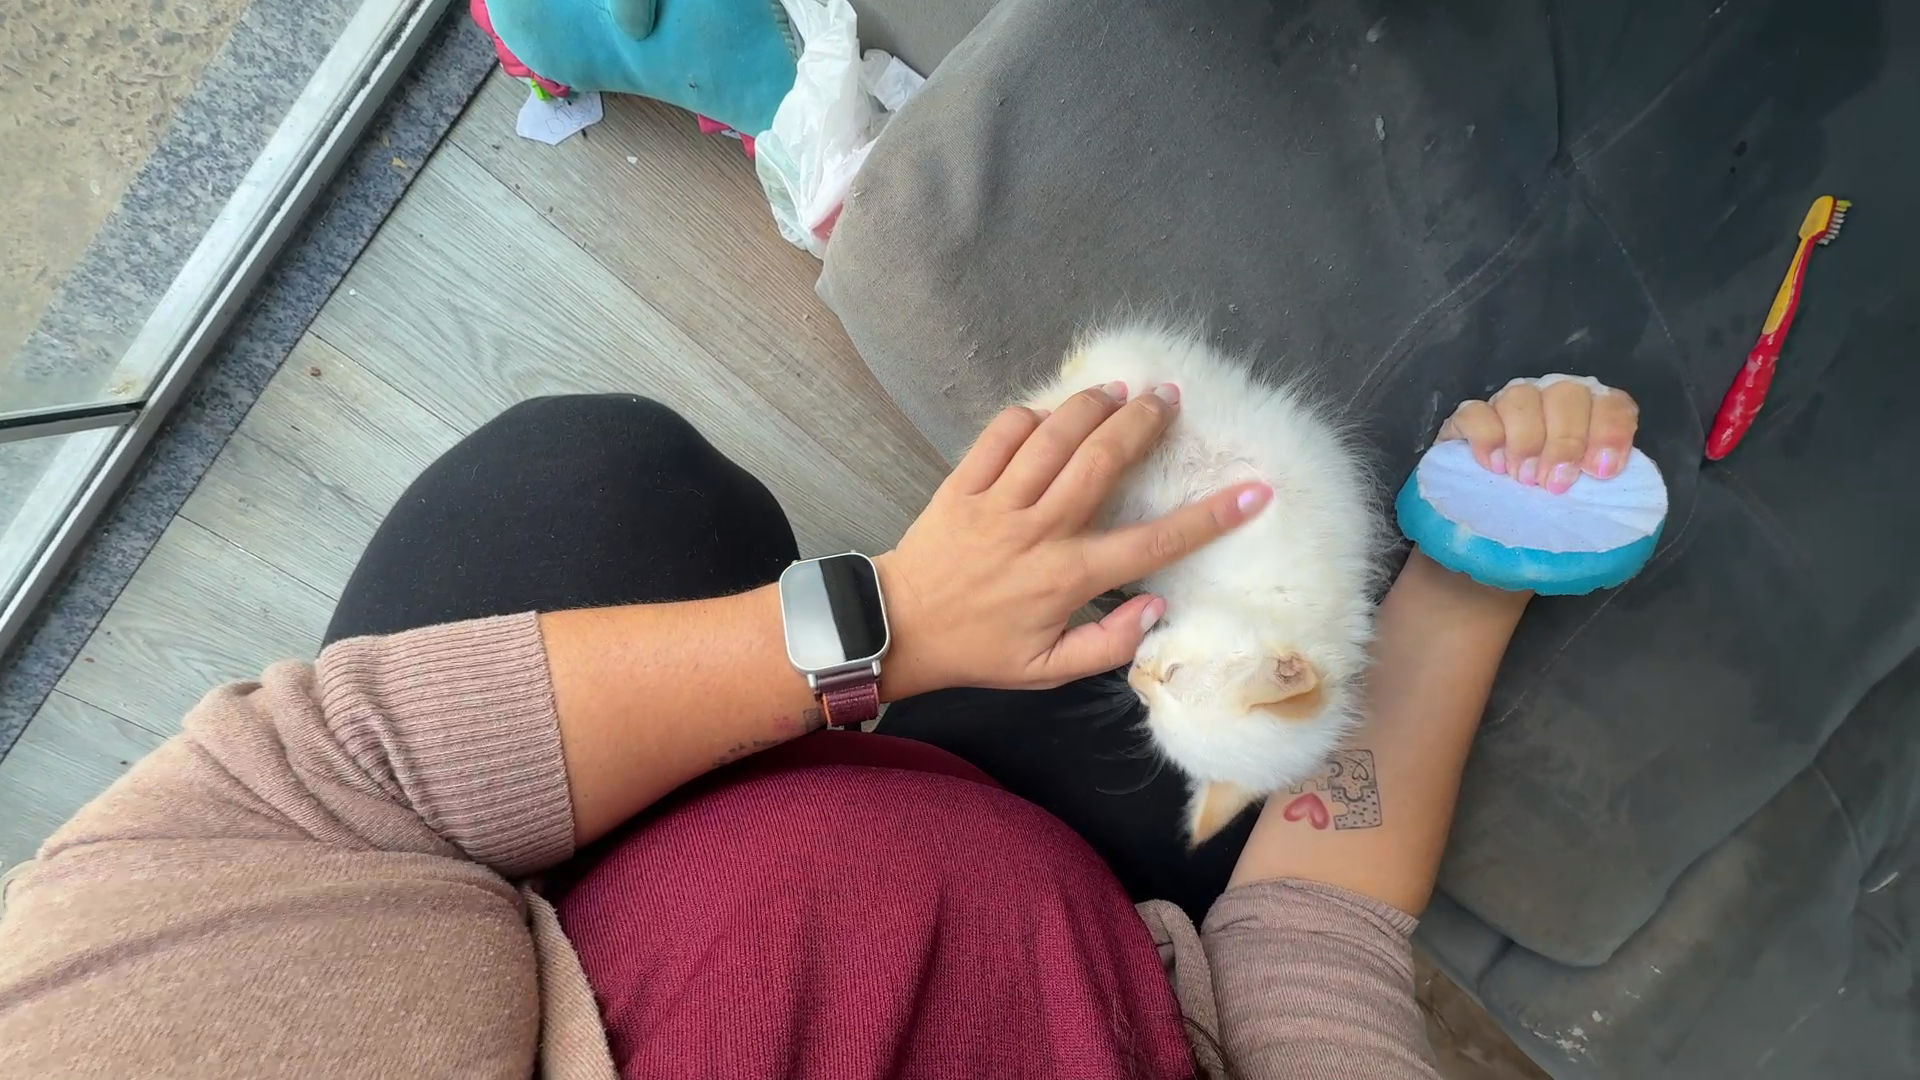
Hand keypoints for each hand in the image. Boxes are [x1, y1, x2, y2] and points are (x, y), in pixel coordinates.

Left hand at [876, 382, 1270, 698]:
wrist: (899, 628)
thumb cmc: (979, 651)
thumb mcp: (1047, 670)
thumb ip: (1108, 646)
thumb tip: (1157, 606)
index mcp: (1065, 579)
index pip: (1151, 544)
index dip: (1210, 518)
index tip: (1254, 491)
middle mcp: (1036, 531)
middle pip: (1101, 463)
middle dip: (1142, 424)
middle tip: (1168, 398)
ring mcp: (995, 502)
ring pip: (1052, 438)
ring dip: (1090, 407)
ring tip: (1119, 390)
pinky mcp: (961, 485)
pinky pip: (998, 436)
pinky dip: (1028, 416)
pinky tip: (1049, 413)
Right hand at [1437, 374, 1640, 493]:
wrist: (1483, 499)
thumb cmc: (1542, 488)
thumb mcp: (1578, 483)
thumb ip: (1595, 473)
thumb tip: (1603, 477)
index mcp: (1589, 407)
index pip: (1610, 403)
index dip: (1609, 433)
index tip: (1599, 471)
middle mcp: (1549, 395)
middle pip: (1565, 395)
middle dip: (1564, 443)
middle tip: (1554, 483)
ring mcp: (1505, 401)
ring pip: (1519, 398)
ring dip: (1525, 442)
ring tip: (1522, 477)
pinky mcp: (1466, 415)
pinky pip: (1476, 413)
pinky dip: (1487, 439)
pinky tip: (1492, 465)